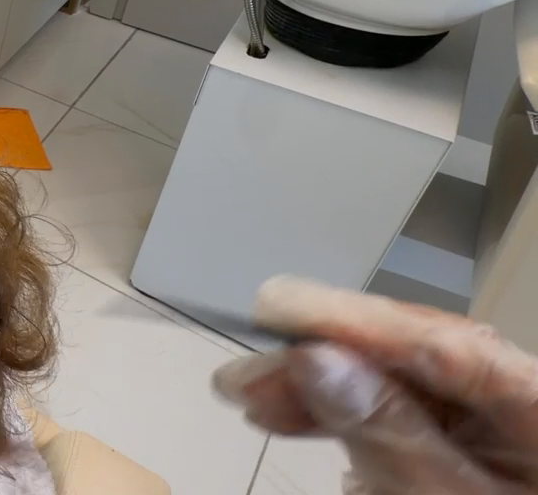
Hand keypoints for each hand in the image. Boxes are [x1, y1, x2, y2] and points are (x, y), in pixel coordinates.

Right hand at [213, 275, 537, 492]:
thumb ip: (390, 435)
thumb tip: (314, 355)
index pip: (455, 349)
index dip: (358, 320)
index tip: (271, 306)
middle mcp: (527, 411)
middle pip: (412, 360)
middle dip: (315, 359)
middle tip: (240, 377)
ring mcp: (498, 429)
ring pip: (388, 379)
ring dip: (308, 383)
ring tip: (246, 400)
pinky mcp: (461, 443)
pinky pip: (389, 406)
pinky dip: (330, 408)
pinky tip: (285, 418)